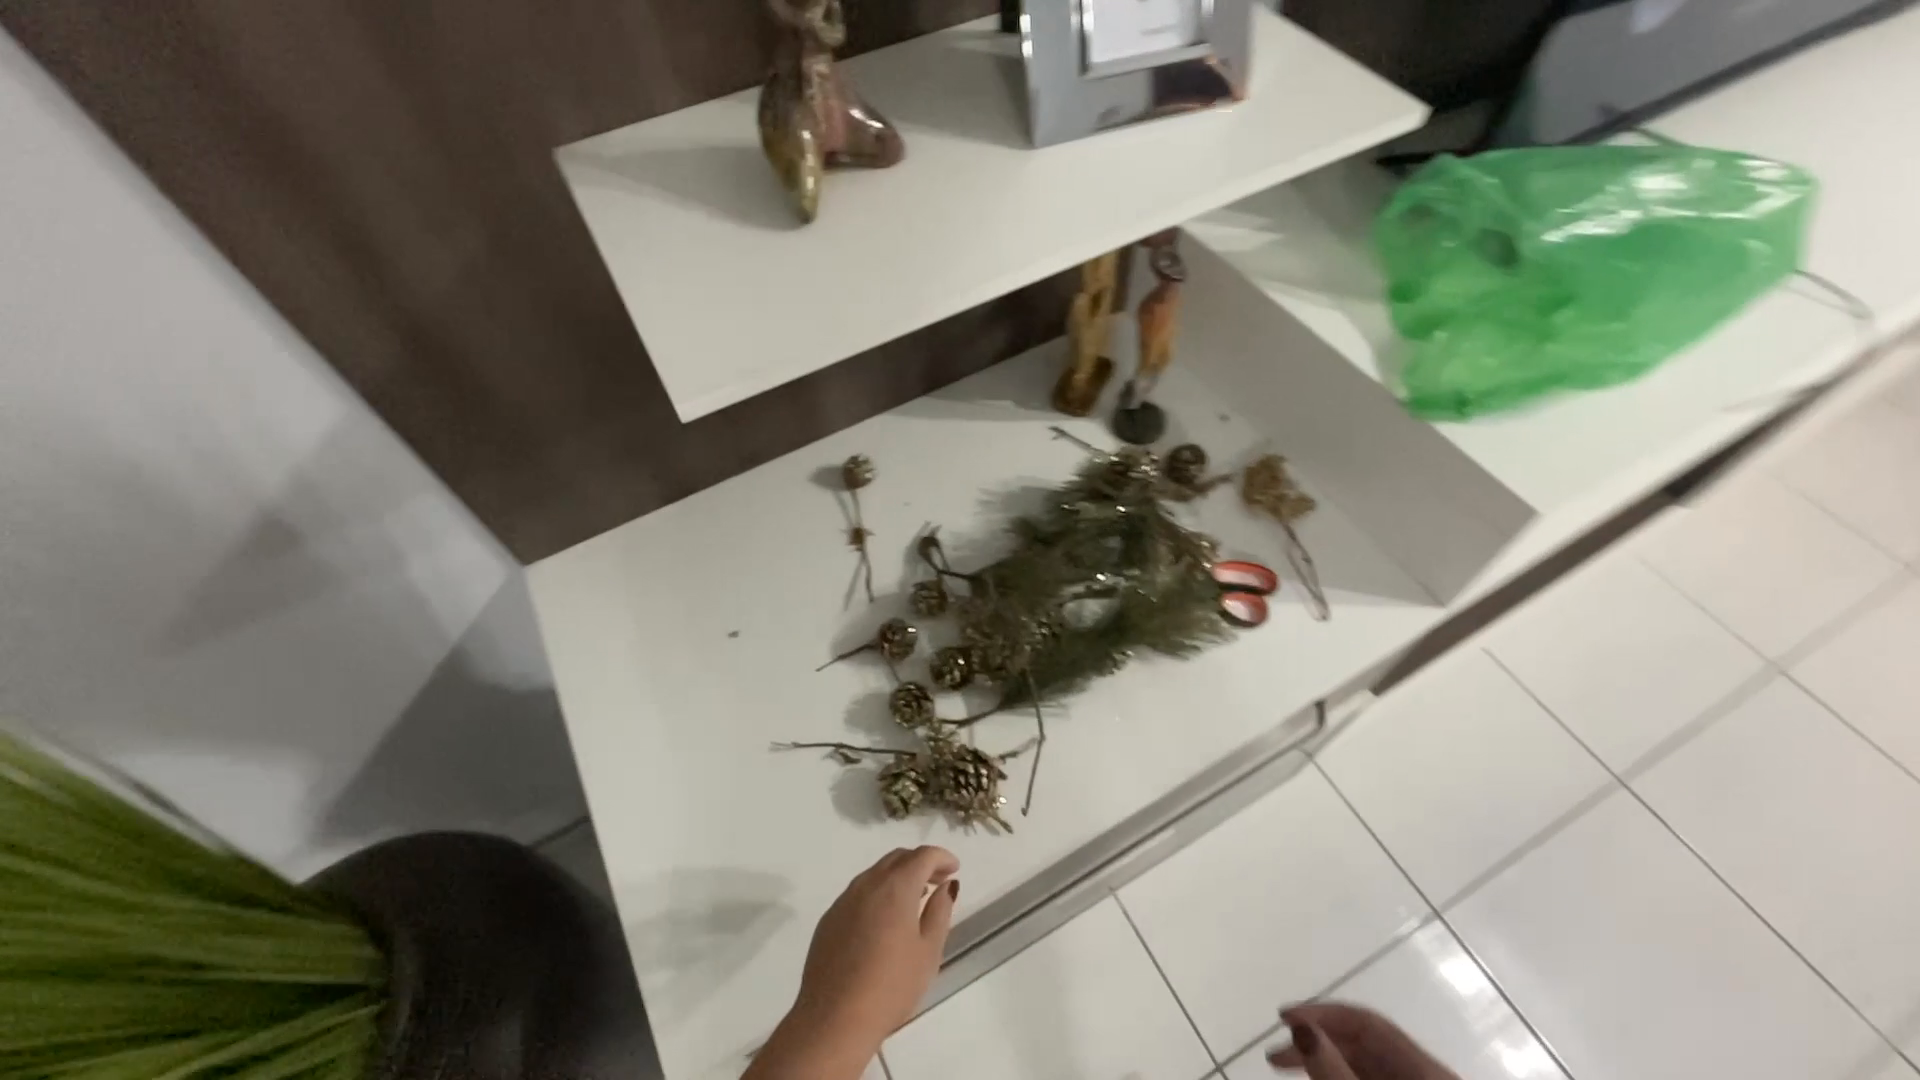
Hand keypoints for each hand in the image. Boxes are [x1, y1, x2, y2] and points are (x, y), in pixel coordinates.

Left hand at [746, 846, 959, 1079]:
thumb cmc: (891, 987)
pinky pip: (858, 893)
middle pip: (897, 858)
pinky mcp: (829, 919)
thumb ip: (940, 911)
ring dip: (898, 877)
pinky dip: (877, 893)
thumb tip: (946, 885)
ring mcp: (844, 900)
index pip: (922, 855)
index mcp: (895, 887)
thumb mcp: (928, 951)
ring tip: (914, 898)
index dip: (942, 857)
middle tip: (938, 881)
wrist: (834, 1019)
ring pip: (875, 873)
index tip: (954, 868)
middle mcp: (867, 884)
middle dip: (920, 863)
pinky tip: (884, 920)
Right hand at [1266, 1004, 1460, 1079]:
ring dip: (1325, 1058)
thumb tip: (1301, 1028)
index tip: (1282, 1017)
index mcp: (1427, 1070)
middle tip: (1274, 1053)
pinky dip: (1341, 1075)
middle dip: (1317, 1040)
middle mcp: (1427, 1074)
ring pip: (1367, 1066)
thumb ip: (1334, 1072)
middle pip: (1366, 1044)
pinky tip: (1319, 1076)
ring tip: (1284, 1064)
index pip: (1368, 1022)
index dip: (1322, 1013)